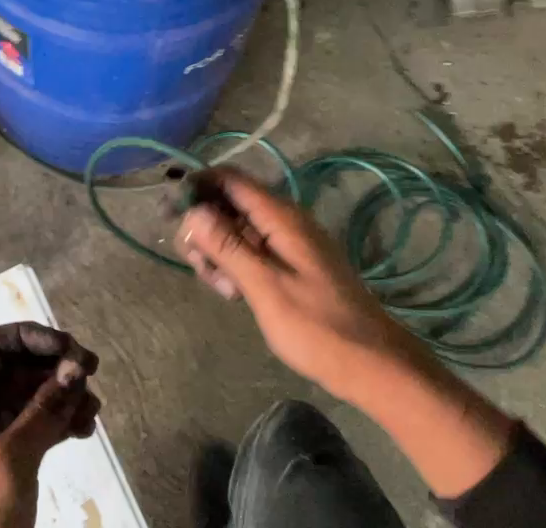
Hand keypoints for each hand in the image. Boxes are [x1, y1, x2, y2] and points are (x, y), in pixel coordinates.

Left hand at [0, 323, 101, 527]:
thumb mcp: (10, 461)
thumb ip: (42, 411)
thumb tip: (74, 367)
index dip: (28, 336)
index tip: (67, 347)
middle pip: (16, 367)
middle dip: (53, 363)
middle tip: (91, 371)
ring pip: (31, 395)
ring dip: (63, 393)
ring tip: (93, 408)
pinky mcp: (10, 461)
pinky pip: (39, 424)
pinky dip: (62, 421)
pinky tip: (85, 429)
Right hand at [178, 169, 417, 399]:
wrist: (376, 367)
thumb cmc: (319, 328)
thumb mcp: (265, 288)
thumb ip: (227, 246)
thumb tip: (192, 210)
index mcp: (281, 217)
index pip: (229, 178)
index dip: (195, 187)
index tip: (169, 214)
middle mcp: (285, 221)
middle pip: (229, 203)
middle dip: (204, 226)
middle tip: (196, 264)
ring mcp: (290, 243)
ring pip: (238, 229)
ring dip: (218, 250)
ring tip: (219, 286)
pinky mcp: (292, 265)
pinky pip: (253, 250)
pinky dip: (236, 265)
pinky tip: (234, 293)